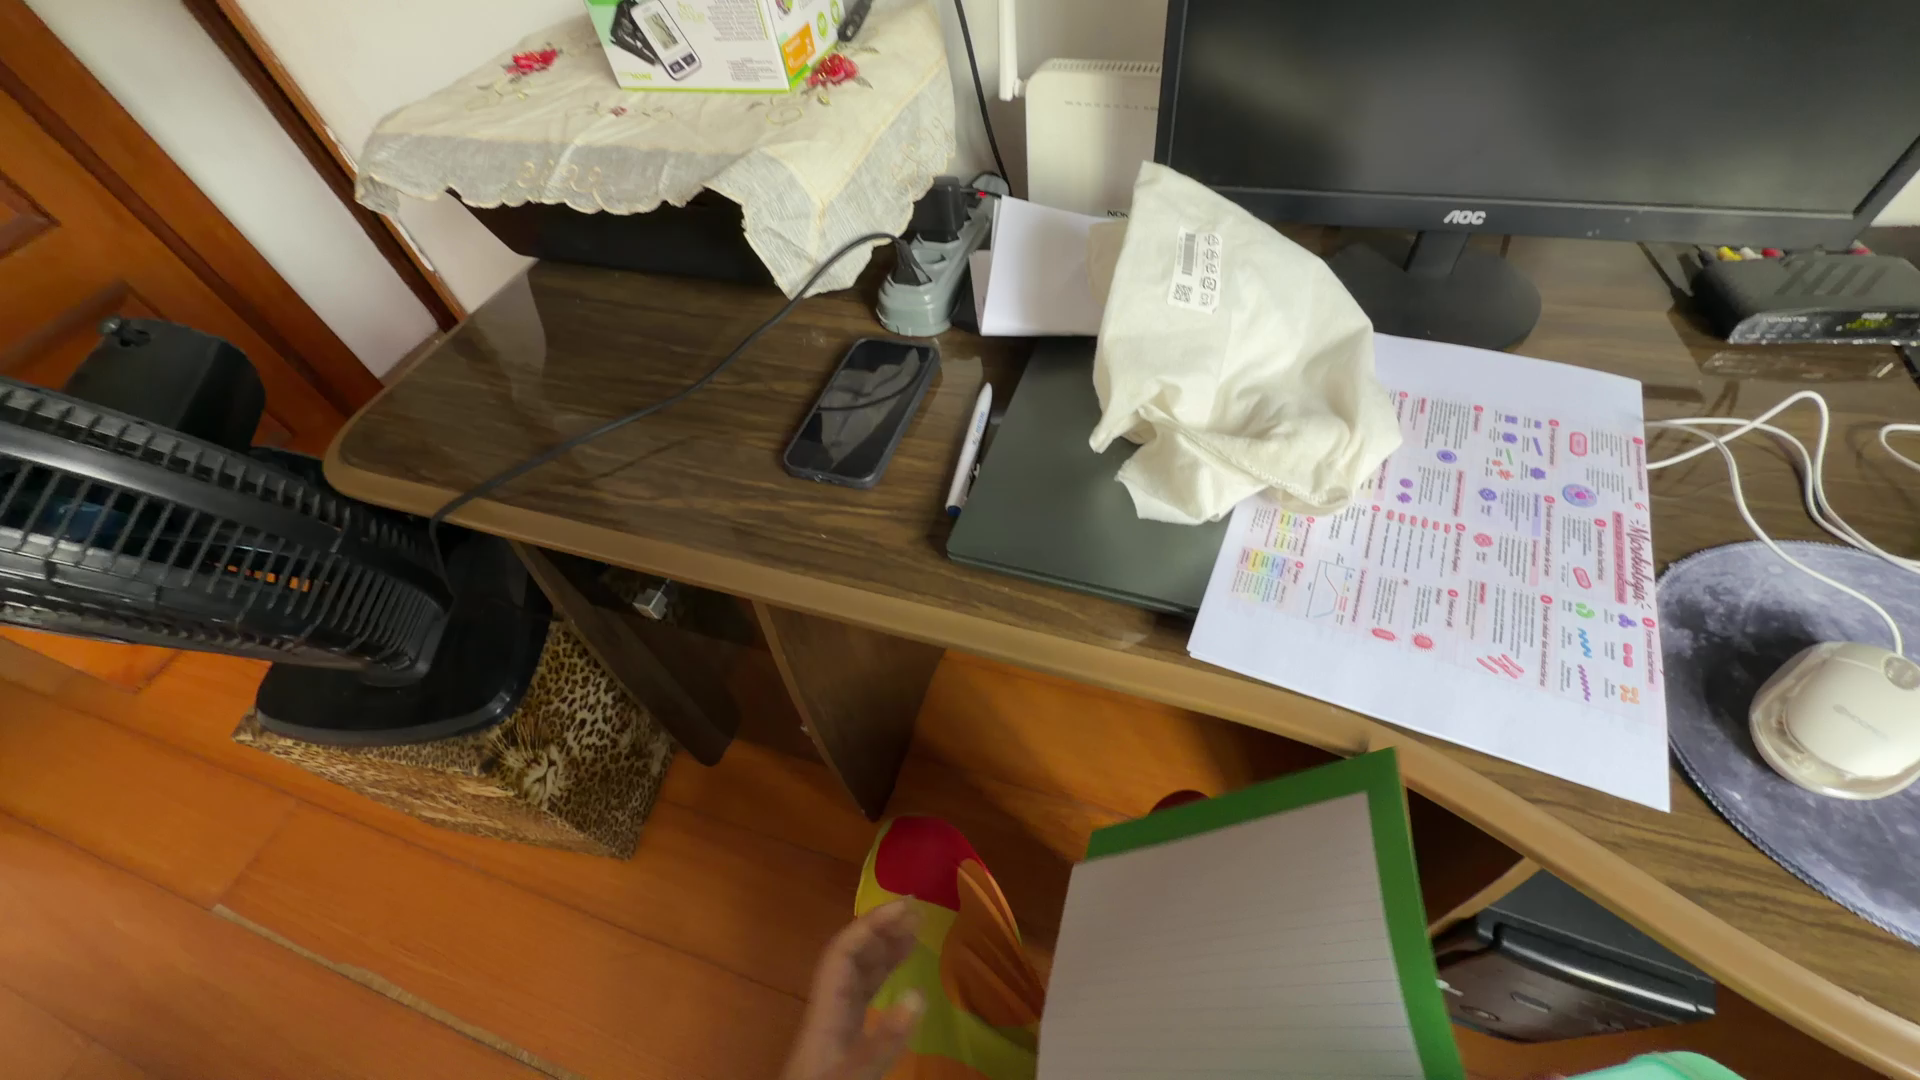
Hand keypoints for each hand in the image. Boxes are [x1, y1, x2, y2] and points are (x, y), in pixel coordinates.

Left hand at [782, 900, 925, 1079]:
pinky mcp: (844, 1048)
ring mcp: (835, 1030)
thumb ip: (881, 1043)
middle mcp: (828, 1013)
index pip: (844, 952)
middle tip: (917, 910)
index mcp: (824, 1012)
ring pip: (859, 978)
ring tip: (915, 932)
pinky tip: (904, 984)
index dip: (872, 923)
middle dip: (883, 929)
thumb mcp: (849, 1078)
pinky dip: (885, 983)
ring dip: (885, 951)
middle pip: (853, 959)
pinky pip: (866, 1001)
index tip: (905, 906)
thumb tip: (918, 996)